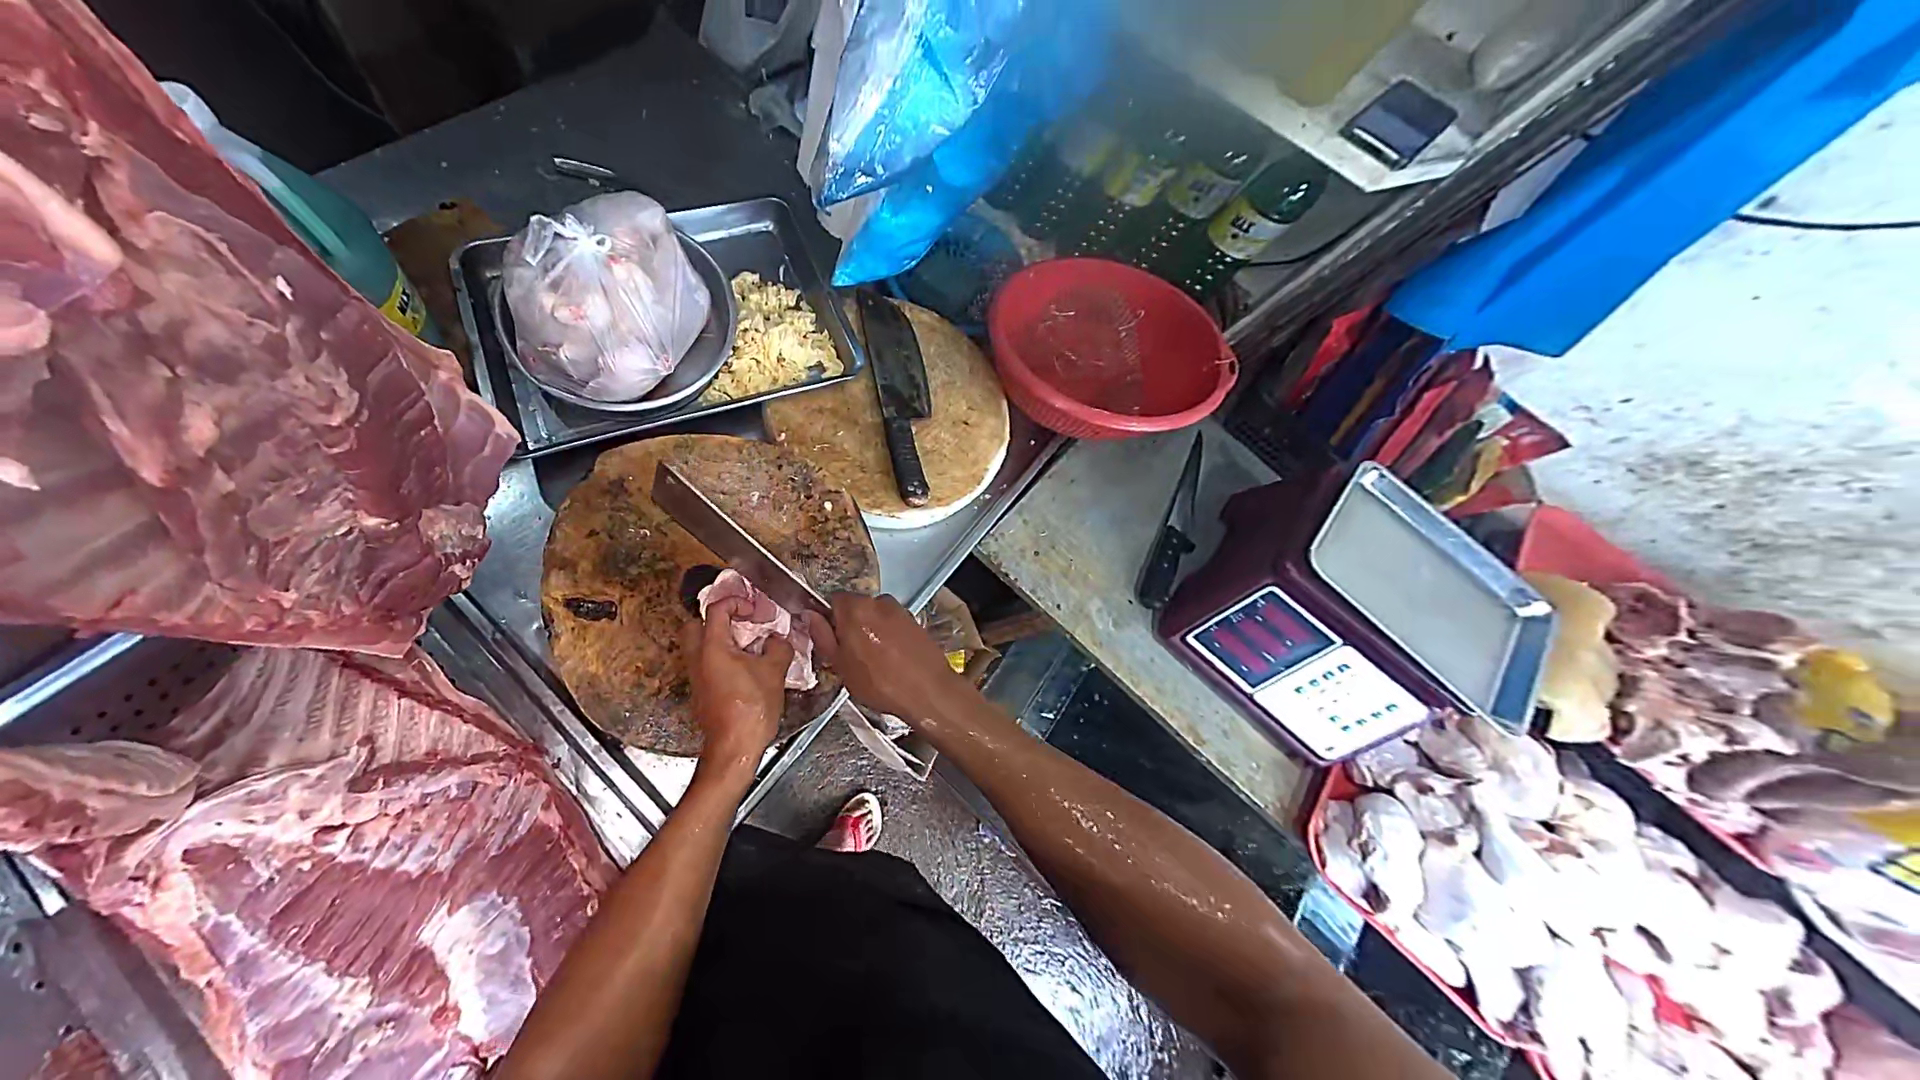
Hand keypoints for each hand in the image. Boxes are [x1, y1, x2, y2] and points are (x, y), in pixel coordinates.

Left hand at [681, 596, 793, 770]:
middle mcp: (698, 659)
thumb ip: (778, 647)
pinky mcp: (702, 690)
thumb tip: (777, 640)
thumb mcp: (774, 671)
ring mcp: (697, 676)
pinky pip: (707, 663)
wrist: (735, 746)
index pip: (716, 609)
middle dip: (718, 618)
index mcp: (712, 647)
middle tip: (742, 621)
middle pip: (696, 624)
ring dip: (721, 638)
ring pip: (700, 645)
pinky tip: (747, 665)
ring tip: (749, 644)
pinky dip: (722, 656)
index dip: (737, 602)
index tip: (754, 610)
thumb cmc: (751, 709)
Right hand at [811, 593, 963, 721]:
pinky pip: (893, 624)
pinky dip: (890, 636)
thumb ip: (822, 636)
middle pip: (856, 607)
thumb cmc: (881, 682)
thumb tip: (810, 617)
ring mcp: (899, 610)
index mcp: (855, 608)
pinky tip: (892, 659)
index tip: (832, 637)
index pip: (834, 600)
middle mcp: (878, 602)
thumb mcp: (840, 664)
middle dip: (852, 625)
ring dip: (872, 630)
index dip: (830, 619)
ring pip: (876, 616)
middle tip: (851, 654)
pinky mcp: (914, 621)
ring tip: (875, 660)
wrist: (927, 690)